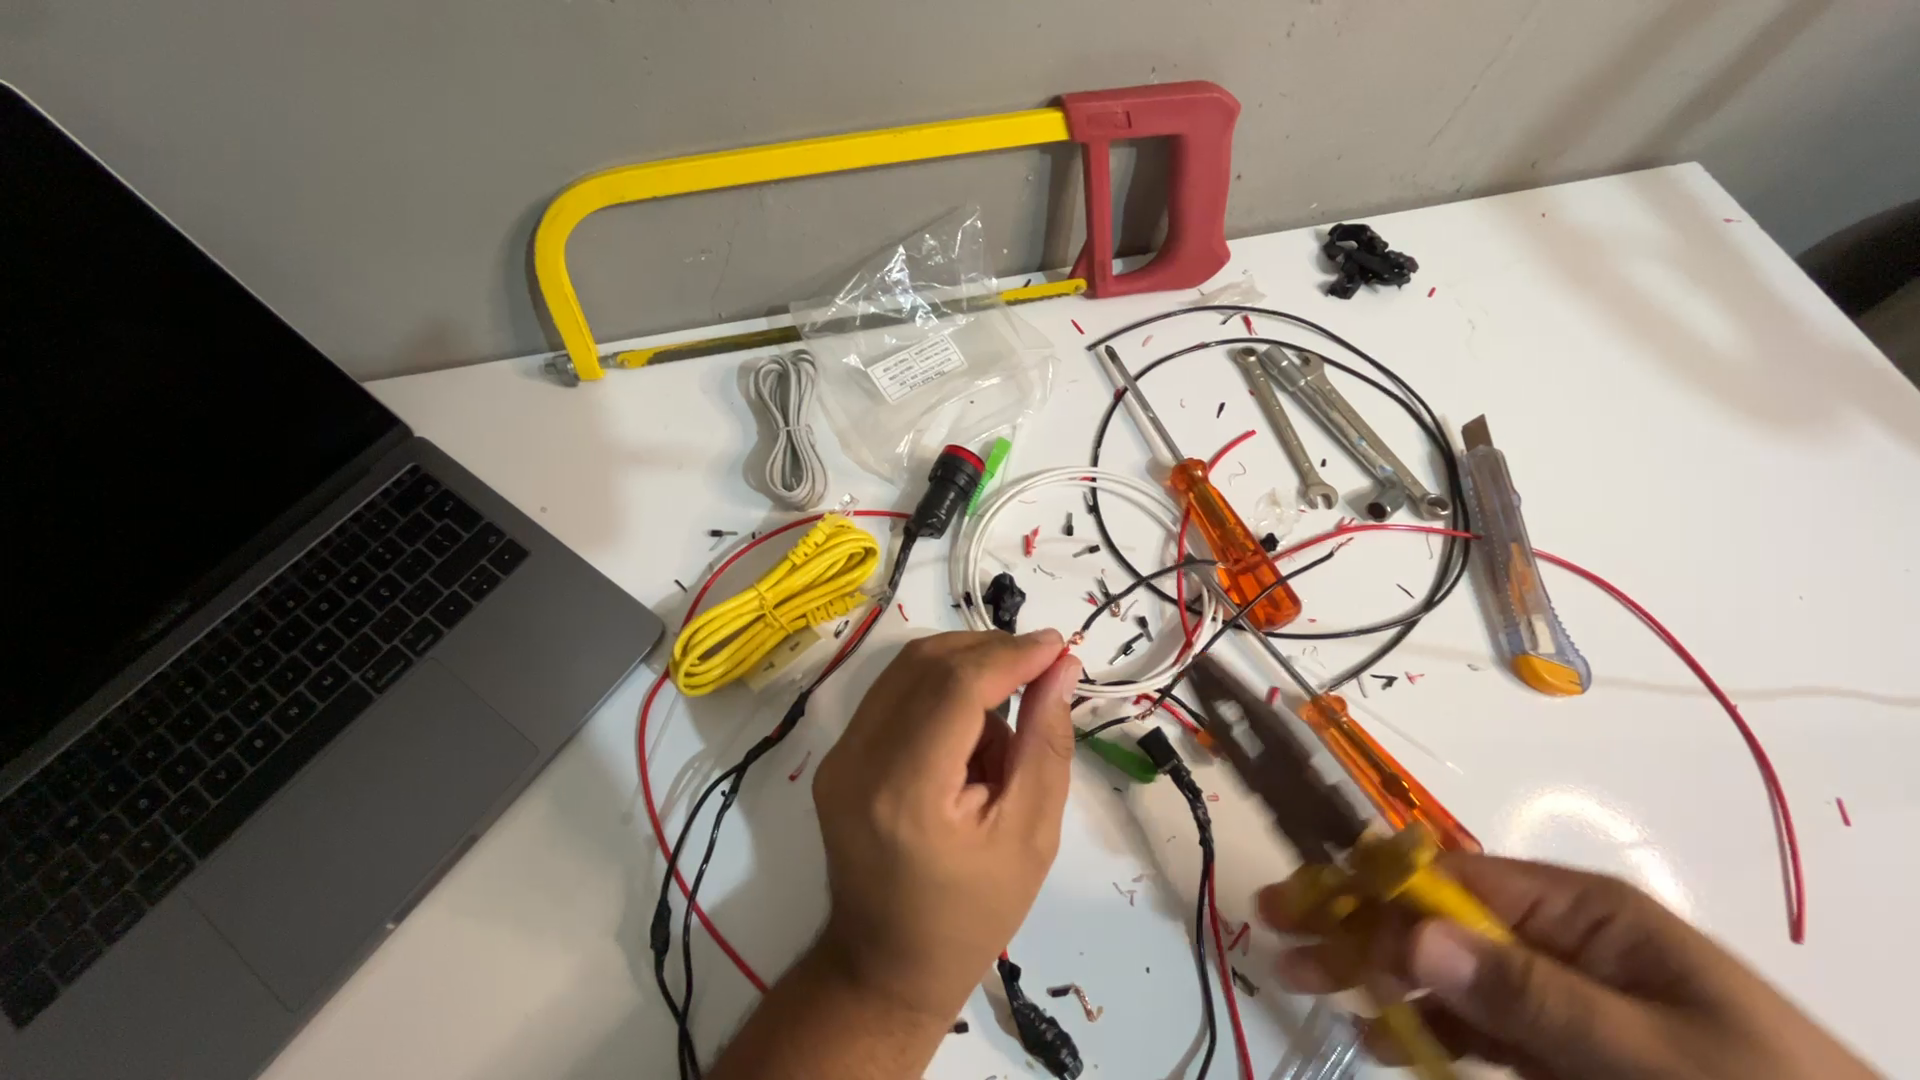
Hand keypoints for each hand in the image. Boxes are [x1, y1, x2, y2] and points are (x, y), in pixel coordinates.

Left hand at [809, 629, 1081, 1023]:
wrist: (886, 966)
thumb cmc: (971, 916)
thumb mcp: (1030, 836)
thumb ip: (1045, 743)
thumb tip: (1060, 668)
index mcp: (905, 792)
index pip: (954, 687)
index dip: (1010, 655)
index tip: (1059, 647)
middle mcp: (857, 762)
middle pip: (925, 664)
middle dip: (990, 652)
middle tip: (1043, 667)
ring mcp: (838, 757)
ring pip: (906, 670)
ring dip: (966, 669)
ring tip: (1009, 718)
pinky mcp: (838, 758)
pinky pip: (894, 695)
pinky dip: (940, 692)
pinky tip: (972, 736)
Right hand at [1259, 854, 1880, 1079]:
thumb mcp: (1656, 1054)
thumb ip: (1534, 995)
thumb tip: (1417, 934)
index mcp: (1582, 913)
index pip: (1453, 880)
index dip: (1374, 888)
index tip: (1307, 904)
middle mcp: (1558, 940)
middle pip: (1436, 919)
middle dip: (1358, 925)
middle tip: (1280, 934)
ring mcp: (1558, 995)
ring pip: (1446, 971)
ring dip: (1377, 973)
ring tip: (1307, 980)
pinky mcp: (1561, 1048)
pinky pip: (1476, 1026)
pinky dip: (1424, 1027)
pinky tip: (1382, 1035)